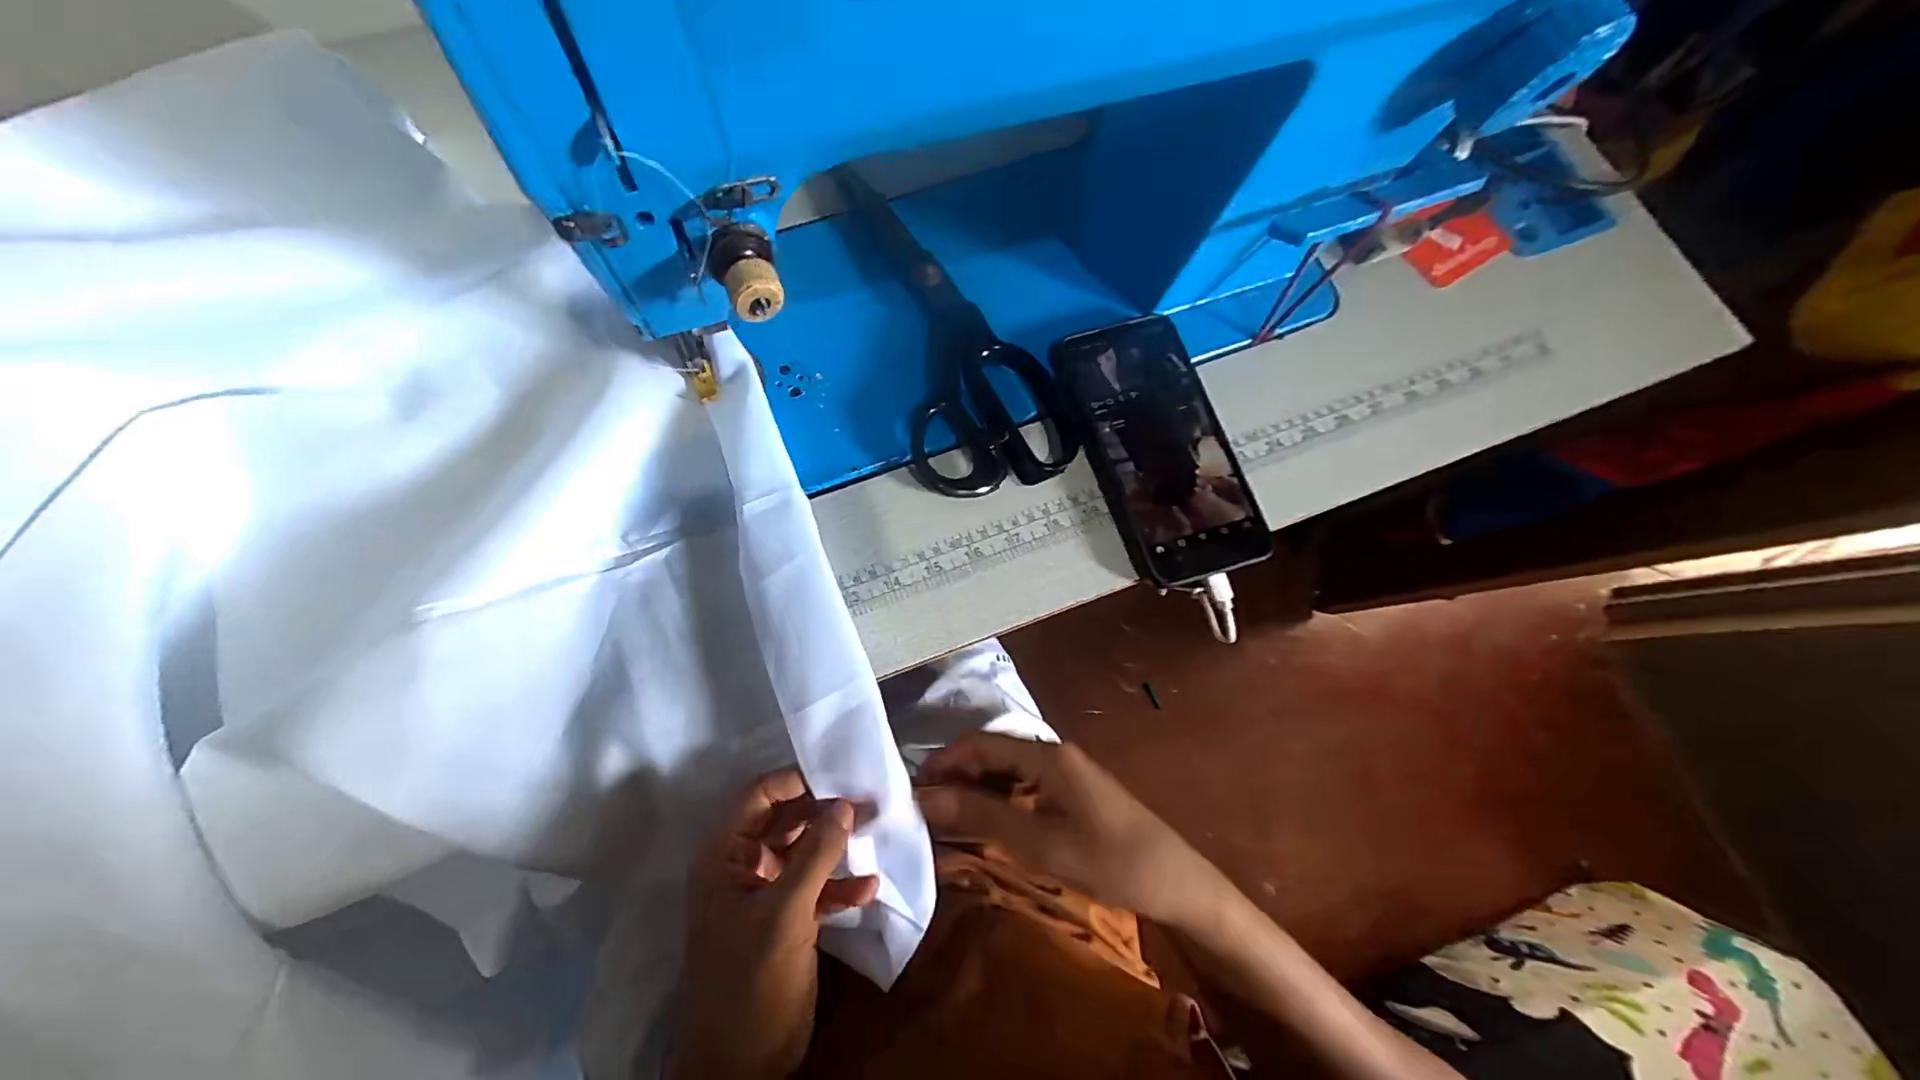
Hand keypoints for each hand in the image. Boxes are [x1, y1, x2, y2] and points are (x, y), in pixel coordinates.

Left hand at [670, 769, 879, 1079]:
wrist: (740, 1068)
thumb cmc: (751, 983)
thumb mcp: (784, 915)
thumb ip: (815, 856)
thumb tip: (844, 804)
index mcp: (724, 857)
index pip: (759, 797)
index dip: (796, 781)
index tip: (840, 774)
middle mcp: (740, 868)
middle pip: (785, 820)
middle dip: (825, 811)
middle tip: (868, 801)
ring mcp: (763, 896)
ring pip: (803, 853)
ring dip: (836, 846)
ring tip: (875, 834)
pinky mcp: (785, 923)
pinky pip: (815, 889)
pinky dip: (839, 886)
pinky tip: (869, 889)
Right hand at [915, 733, 1234, 931]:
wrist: (1178, 882)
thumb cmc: (1109, 862)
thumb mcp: (1039, 843)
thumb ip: (981, 817)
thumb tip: (924, 797)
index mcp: (1047, 756)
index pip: (980, 743)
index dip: (943, 763)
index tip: (913, 791)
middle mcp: (1055, 753)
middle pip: (993, 752)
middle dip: (956, 776)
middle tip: (927, 810)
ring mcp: (1068, 771)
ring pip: (1008, 769)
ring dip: (977, 789)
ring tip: (949, 820)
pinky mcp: (1075, 791)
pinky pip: (1026, 784)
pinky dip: (1000, 799)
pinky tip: (989, 823)